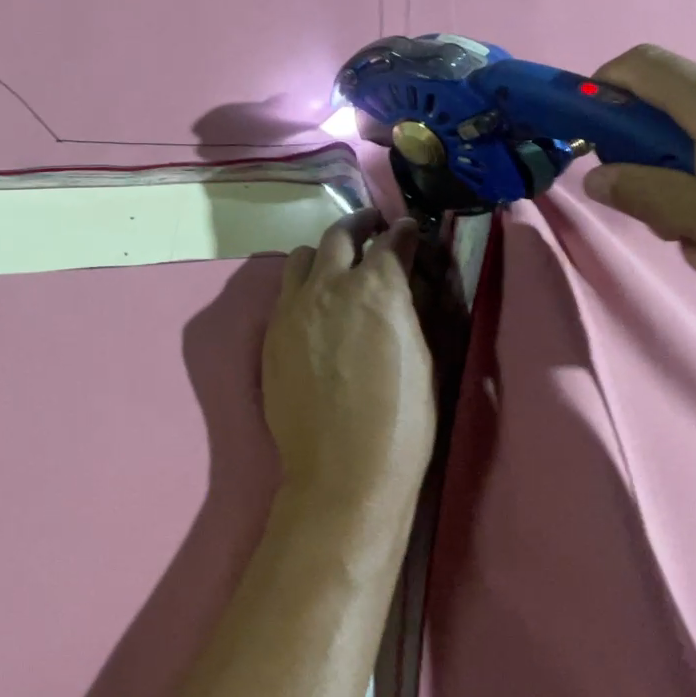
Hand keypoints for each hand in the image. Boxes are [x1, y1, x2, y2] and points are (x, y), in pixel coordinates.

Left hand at [263, 211, 435, 506]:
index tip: (409, 230)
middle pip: (340, 234)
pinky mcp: (270, 333)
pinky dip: (302, 288)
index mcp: (377, 288)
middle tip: (372, 228)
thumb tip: (408, 285)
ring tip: (336, 267)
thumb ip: (411, 311)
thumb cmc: (401, 423)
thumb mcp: (424, 360)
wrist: (342, 471)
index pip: (392, 240)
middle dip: (360, 225)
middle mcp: (330, 286)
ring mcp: (292, 308)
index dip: (405, 232)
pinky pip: (284, 293)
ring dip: (323, 254)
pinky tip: (314, 307)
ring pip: (302, 257)